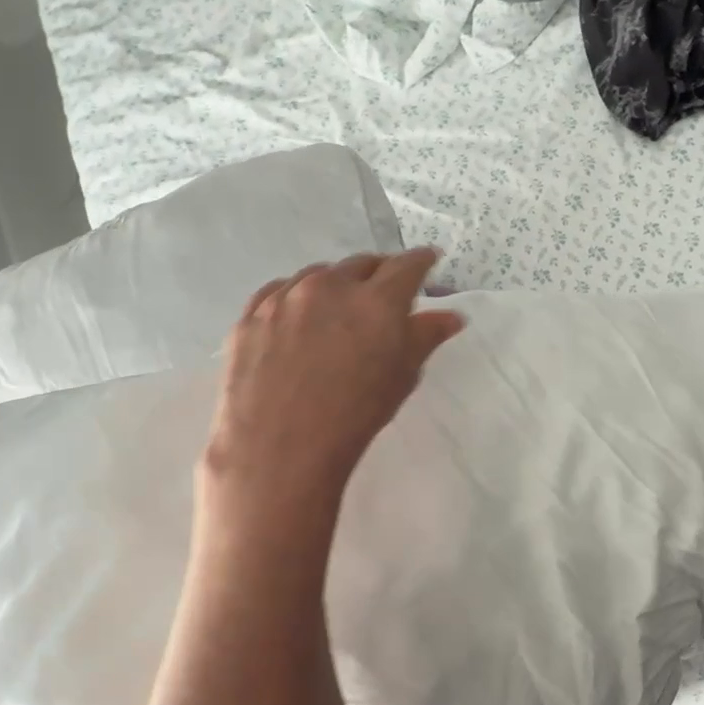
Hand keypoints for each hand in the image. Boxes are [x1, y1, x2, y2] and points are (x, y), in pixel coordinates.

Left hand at [200, 247, 464, 507]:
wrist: (281, 443)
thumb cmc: (358, 412)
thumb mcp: (404, 375)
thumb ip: (426, 336)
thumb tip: (451, 315)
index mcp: (378, 301)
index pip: (407, 266)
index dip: (422, 261)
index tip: (430, 261)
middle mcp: (331, 286)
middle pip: (362, 263)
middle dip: (380, 272)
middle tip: (389, 291)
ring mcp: (286, 296)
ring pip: (320, 274)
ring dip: (339, 284)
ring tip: (344, 308)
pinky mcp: (252, 313)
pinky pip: (282, 290)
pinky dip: (301, 296)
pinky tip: (304, 317)